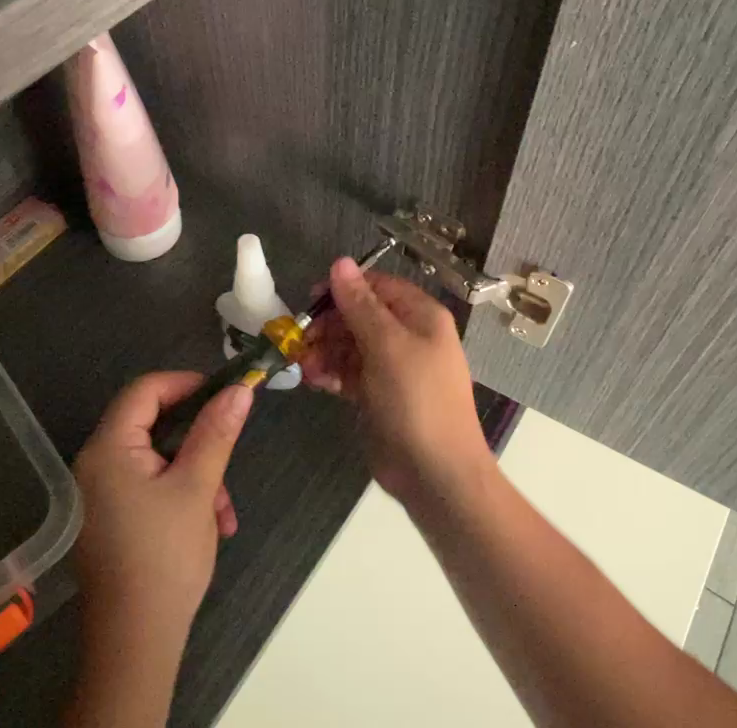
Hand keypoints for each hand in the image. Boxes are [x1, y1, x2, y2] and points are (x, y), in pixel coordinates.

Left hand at [72, 372, 252, 640]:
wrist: (135, 641)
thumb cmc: (165, 557)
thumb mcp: (197, 488)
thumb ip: (216, 433)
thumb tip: (239, 390)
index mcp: (108, 450)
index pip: (145, 391)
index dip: (187, 384)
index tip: (226, 396)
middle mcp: (94, 466)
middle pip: (153, 428)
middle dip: (199, 445)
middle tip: (229, 462)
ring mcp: (99, 495)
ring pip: (157, 462)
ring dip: (197, 478)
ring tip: (224, 514)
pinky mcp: (108, 520)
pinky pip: (148, 488)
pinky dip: (180, 497)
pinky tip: (209, 527)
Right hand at [299, 257, 495, 506]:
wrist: (435, 473)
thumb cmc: (416, 401)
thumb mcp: (387, 346)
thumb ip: (360, 305)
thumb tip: (340, 262)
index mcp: (421, 317)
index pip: (378, 287)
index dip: (345, 289)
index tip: (310, 299)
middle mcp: (409, 337)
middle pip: (360, 316)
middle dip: (329, 325)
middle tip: (301, 339)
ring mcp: (393, 368)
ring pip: (351, 345)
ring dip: (325, 351)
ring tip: (304, 366)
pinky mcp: (379, 395)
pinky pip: (350, 373)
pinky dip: (331, 373)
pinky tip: (314, 381)